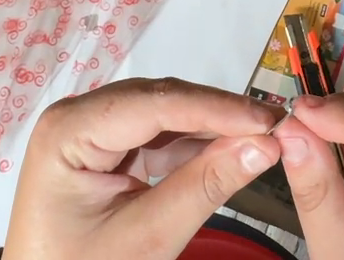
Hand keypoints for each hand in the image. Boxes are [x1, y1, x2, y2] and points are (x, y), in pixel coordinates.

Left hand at [3, 77, 283, 259]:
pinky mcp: (106, 153)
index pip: (155, 103)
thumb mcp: (144, 240)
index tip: (269, 118)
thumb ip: (205, 186)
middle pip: (161, 102)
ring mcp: (91, 132)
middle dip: (217, 114)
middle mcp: (78, 117)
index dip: (216, 108)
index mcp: (70, 129)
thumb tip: (266, 145)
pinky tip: (229, 149)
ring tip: (261, 136)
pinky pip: (158, 138)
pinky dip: (194, 147)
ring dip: (211, 128)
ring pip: (165, 116)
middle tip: (274, 125)